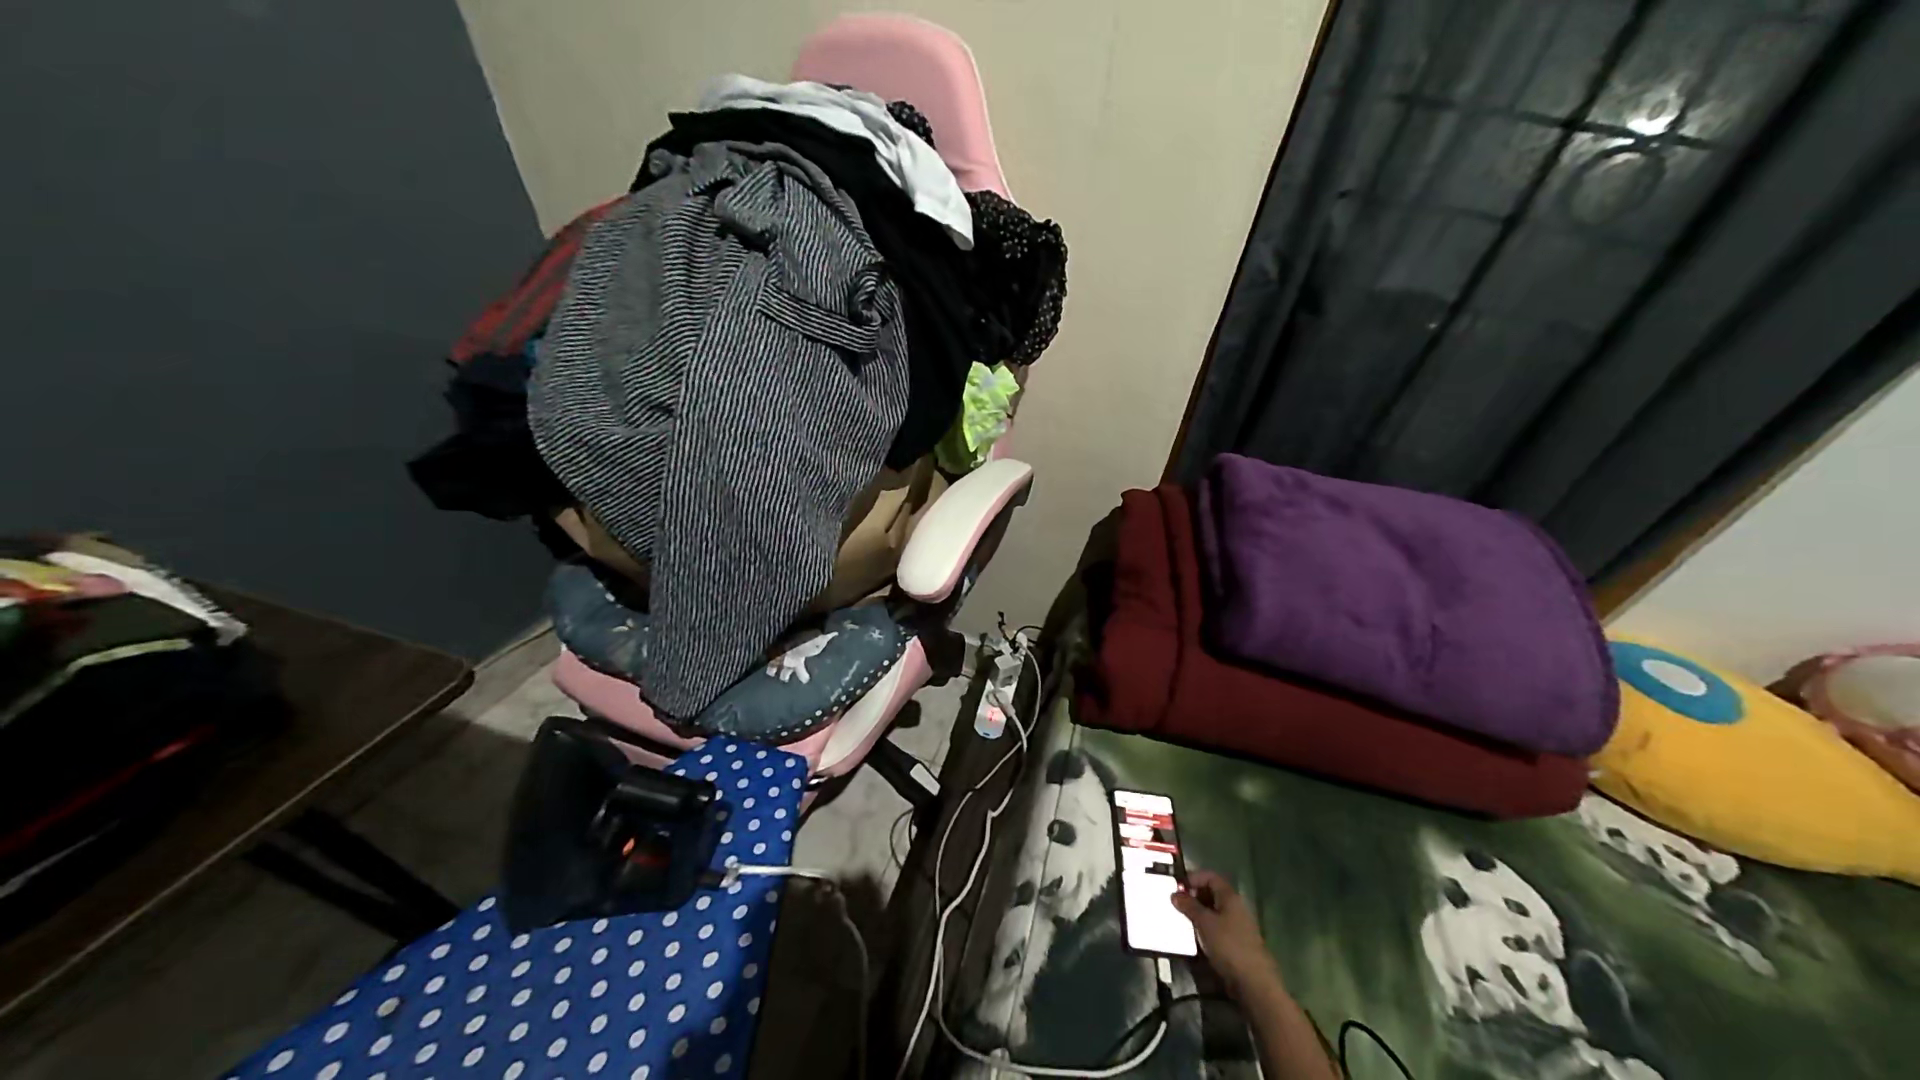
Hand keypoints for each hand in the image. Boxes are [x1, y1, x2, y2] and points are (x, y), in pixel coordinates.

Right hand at [1171, 869, 1286, 1002]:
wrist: (1253, 982)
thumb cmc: (1228, 945)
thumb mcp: (1204, 923)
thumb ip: (1189, 906)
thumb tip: (1175, 894)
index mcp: (1230, 897)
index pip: (1211, 876)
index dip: (1193, 878)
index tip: (1178, 887)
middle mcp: (1236, 907)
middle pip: (1212, 893)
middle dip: (1193, 896)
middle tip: (1177, 904)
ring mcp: (1237, 925)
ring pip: (1213, 911)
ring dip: (1197, 913)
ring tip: (1182, 920)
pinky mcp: (1236, 942)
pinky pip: (1217, 927)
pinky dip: (1204, 927)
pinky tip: (1195, 936)